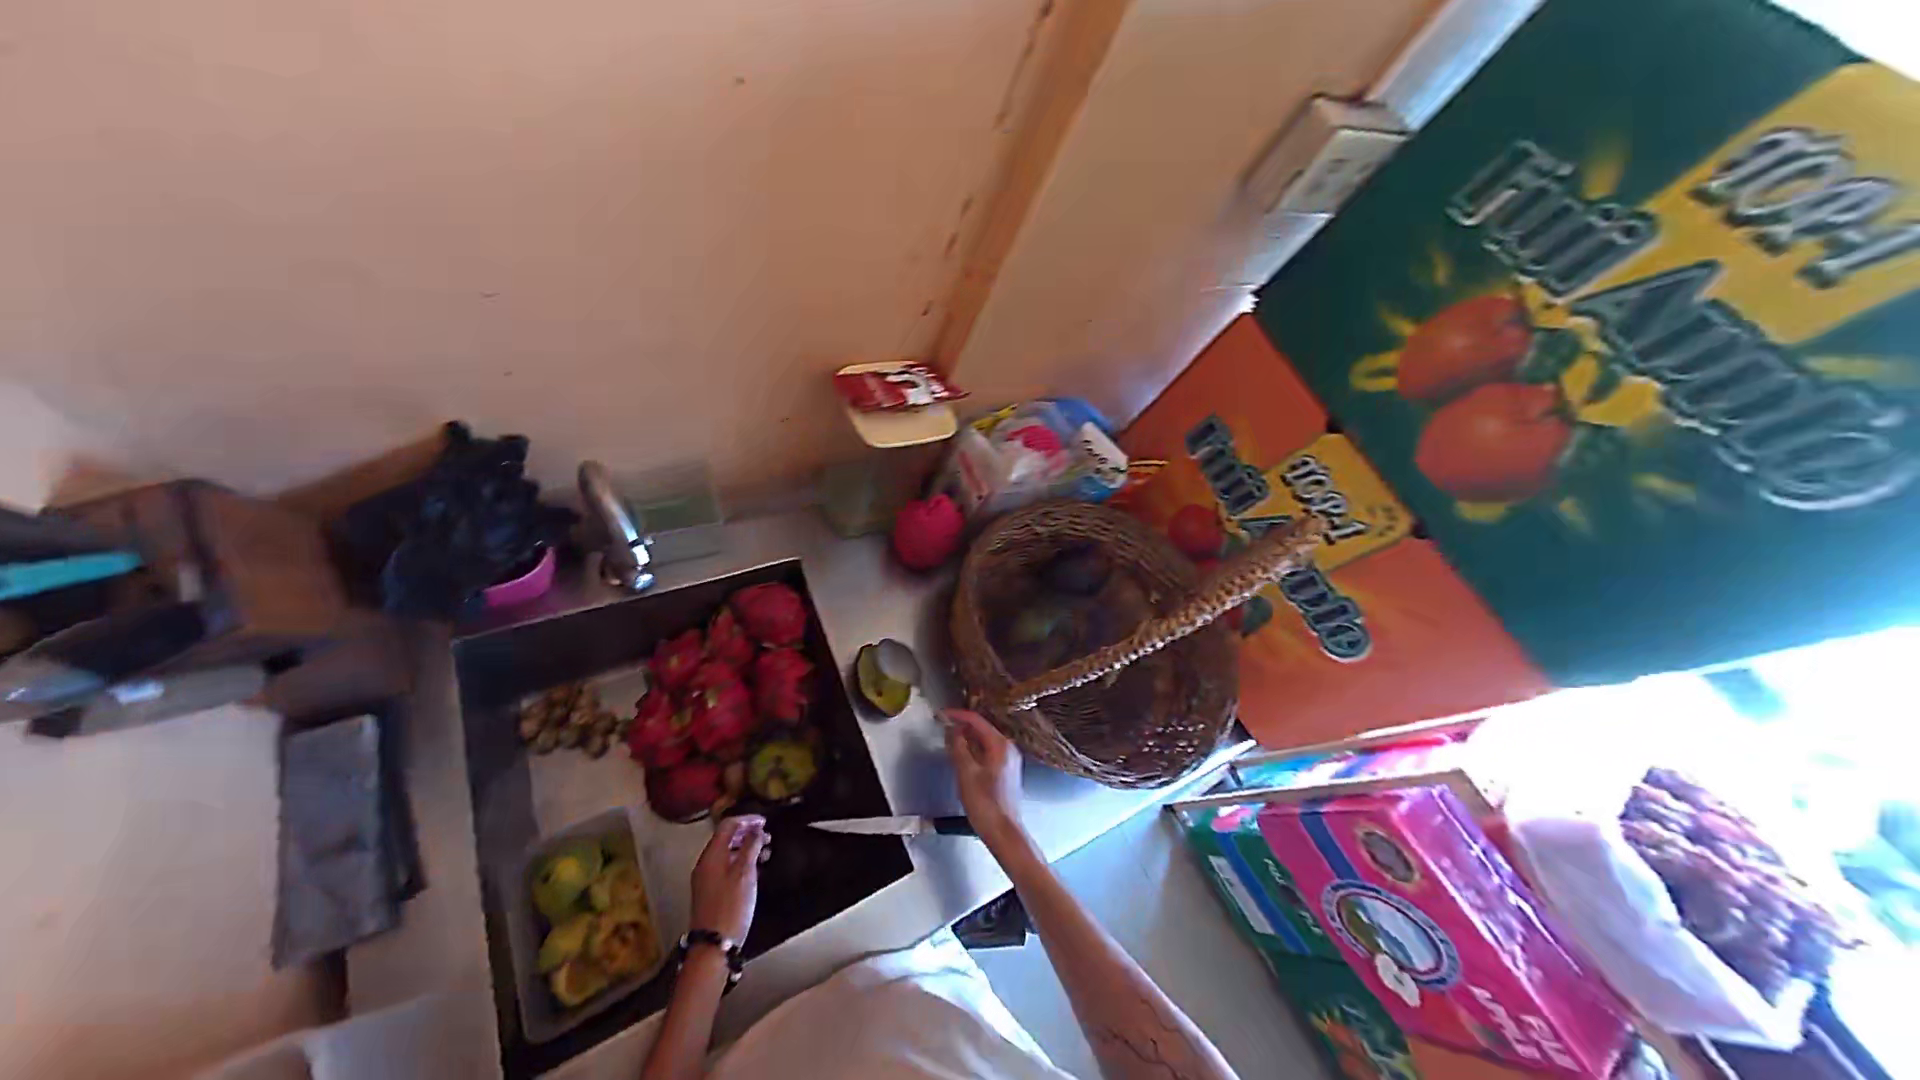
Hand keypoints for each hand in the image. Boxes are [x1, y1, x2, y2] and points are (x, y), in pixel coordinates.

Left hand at [690, 814, 767, 943]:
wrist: (713, 945)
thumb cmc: (731, 905)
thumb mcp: (745, 873)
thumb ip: (751, 847)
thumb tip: (756, 830)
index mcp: (712, 855)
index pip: (728, 825)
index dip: (747, 820)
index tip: (765, 822)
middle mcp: (706, 863)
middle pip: (726, 838)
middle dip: (747, 833)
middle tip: (767, 835)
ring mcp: (706, 878)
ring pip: (727, 853)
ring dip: (746, 847)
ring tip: (765, 851)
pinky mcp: (711, 891)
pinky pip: (726, 866)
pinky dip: (741, 861)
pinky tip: (755, 869)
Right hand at [941, 708, 1028, 853]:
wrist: (1003, 831)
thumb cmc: (984, 803)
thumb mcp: (966, 773)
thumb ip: (958, 748)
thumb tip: (952, 730)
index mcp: (1000, 745)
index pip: (977, 720)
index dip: (957, 715)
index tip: (941, 714)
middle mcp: (1008, 748)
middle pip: (982, 729)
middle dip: (961, 726)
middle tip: (942, 725)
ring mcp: (1009, 760)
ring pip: (984, 740)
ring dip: (967, 738)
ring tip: (948, 739)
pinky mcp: (1005, 770)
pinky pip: (987, 751)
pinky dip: (973, 749)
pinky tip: (961, 755)